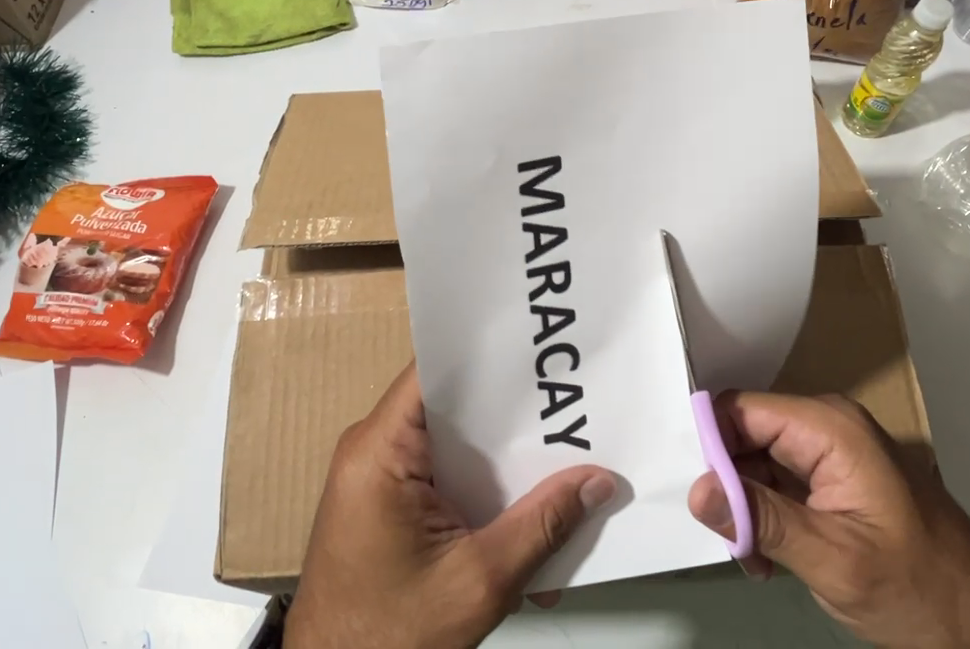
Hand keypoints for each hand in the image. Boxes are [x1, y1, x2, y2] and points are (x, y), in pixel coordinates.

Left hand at [285, 363, 618, 648]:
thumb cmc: (389, 634)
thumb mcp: (479, 580)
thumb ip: (542, 524)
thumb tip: (597, 480)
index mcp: (380, 449)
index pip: (436, 369)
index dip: (488, 354)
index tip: (540, 349)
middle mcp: (373, 448)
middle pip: (452, 403)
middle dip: (511, 407)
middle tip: (570, 398)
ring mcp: (378, 474)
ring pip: (453, 439)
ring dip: (501, 451)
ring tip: (561, 444)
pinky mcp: (387, 500)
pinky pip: (443, 470)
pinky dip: (482, 481)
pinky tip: (526, 496)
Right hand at [688, 392, 969, 648]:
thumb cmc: (918, 588)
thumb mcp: (833, 558)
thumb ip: (762, 519)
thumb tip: (699, 491)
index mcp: (829, 428)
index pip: (740, 410)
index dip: (712, 449)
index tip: (704, 500)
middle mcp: (825, 426)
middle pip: (744, 434)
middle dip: (729, 486)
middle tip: (736, 542)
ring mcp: (829, 450)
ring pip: (755, 460)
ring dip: (747, 508)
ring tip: (757, 559)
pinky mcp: (830, 476)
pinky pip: (776, 479)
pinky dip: (765, 515)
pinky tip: (772, 556)